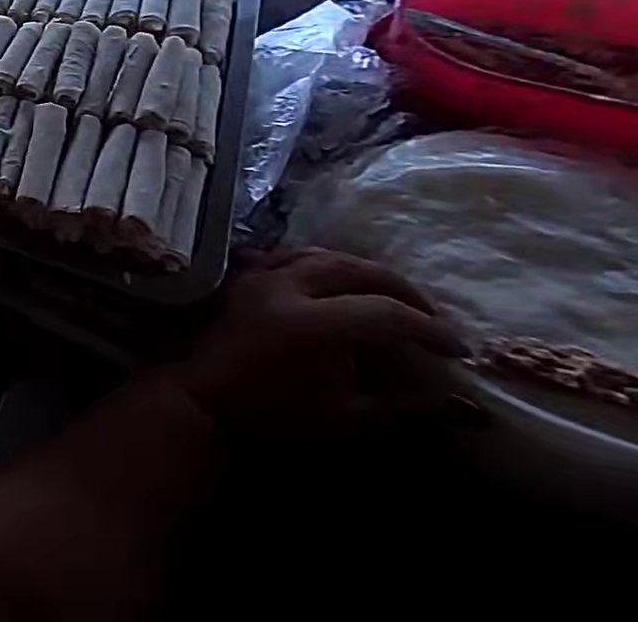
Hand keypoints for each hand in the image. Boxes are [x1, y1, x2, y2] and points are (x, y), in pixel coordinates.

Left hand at [168, 247, 468, 438]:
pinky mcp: (241, 279)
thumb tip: (467, 403)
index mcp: (309, 323)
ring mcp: (256, 279)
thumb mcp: (348, 415)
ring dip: (360, 270)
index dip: (430, 330)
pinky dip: (318, 263)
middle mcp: (281, 289)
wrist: (203, 395)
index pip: (385, 312)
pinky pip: (284, 256)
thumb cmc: (273, 410)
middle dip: (400, 289)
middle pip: (353, 269)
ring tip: (389, 295)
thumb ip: (406, 403)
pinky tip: (336, 281)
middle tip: (429, 316)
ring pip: (318, 256)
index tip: (457, 351)